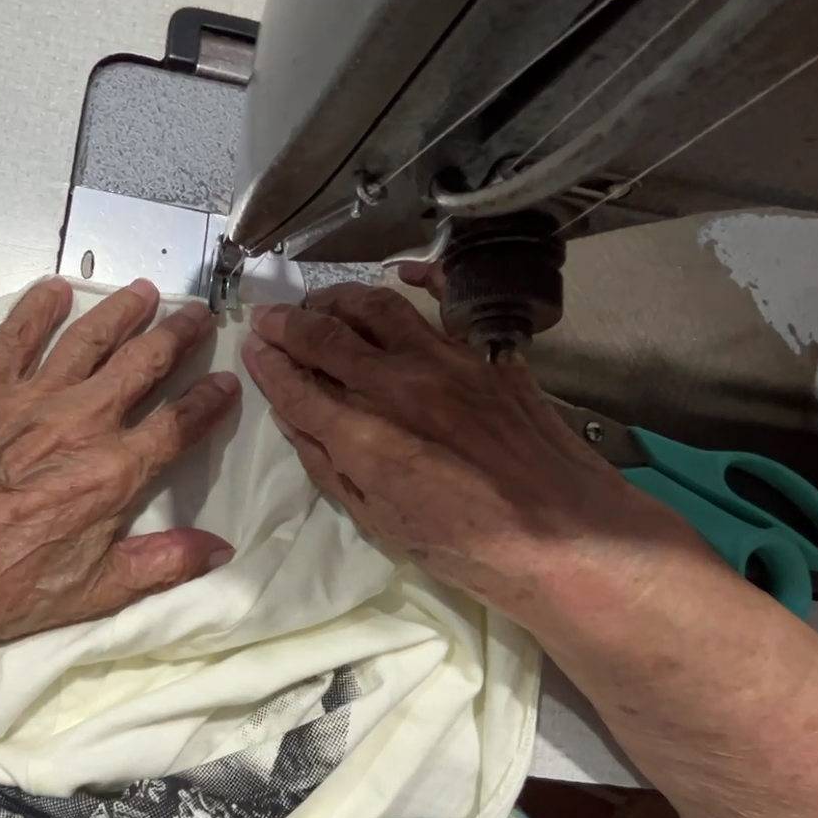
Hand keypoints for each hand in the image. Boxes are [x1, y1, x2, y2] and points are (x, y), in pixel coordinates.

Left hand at [0, 277, 238, 645]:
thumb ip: (164, 564)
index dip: (210, 400)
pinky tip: (54, 288)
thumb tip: (221, 550)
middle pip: (142, 364)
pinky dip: (36, 308)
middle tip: (197, 314)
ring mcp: (33, 399)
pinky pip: (16, 337)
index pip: (179, 423)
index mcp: (115, 471)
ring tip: (144, 291)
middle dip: (177, 335)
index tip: (228, 382)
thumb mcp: (97, 590)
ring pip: (89, 339)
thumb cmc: (11, 584)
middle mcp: (81, 422)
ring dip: (122, 311)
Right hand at [240, 274, 712, 623]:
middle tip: (267, 319)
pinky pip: (449, 300)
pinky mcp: (486, 355)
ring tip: (317, 302)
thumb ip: (328, 463)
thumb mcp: (376, 520)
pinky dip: (421, 277)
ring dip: (336, 298)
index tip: (252, 350)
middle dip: (287, 324)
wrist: (565, 537)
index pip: (297, 386)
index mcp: (365, 438)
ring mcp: (447, 363)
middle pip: (326, 336)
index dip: (267, 365)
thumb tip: (294, 418)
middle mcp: (399, 387)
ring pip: (376, 307)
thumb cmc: (462, 545)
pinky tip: (399, 272)